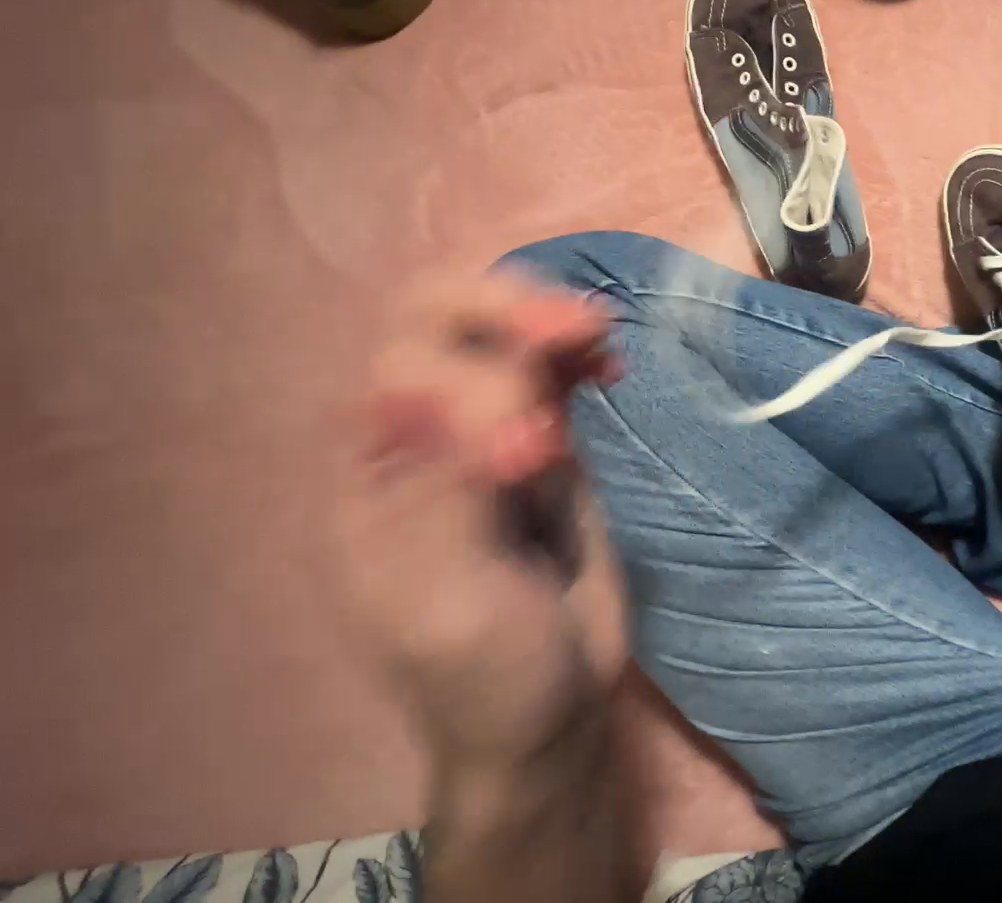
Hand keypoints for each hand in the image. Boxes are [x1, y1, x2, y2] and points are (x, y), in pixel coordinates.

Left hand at [337, 269, 628, 767]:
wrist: (550, 710)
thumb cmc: (482, 674)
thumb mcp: (452, 604)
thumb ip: (458, 499)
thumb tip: (505, 403)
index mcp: (374, 473)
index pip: (404, 371)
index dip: (474, 384)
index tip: (539, 449)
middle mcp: (424, 436)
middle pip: (440, 327)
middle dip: (505, 309)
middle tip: (579, 326)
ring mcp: (491, 433)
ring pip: (505, 338)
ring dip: (549, 319)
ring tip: (601, 335)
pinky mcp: (551, 444)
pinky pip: (556, 376)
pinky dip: (581, 354)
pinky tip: (610, 362)